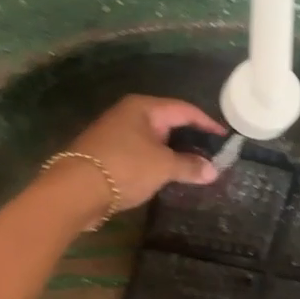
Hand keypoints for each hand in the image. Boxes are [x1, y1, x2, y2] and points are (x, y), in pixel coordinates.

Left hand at [63, 95, 226, 209]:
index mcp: (144, 108)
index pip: (185, 110)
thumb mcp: (163, 167)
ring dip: (173, 153)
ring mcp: (116, 133)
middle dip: (190, 139)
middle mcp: (129, 114)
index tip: (225, 138)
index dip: (207, 124)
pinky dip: (157, 161)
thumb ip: (190, 166)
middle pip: (169, 123)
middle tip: (212, 155)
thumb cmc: (124, 168)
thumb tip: (212, 171)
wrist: (74, 190)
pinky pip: (142, 152)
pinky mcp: (108, 153)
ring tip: (194, 168)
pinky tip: (167, 175)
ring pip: (154, 139)